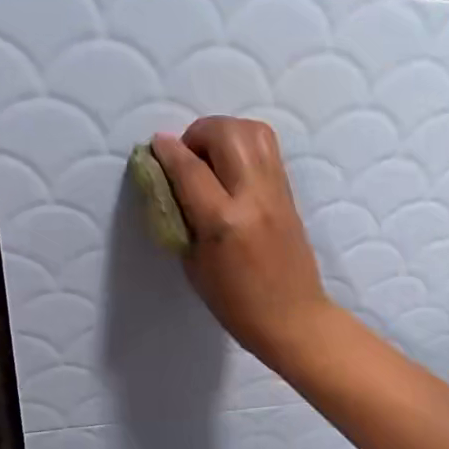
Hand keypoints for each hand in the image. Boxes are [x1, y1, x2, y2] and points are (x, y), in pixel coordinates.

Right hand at [149, 116, 335, 364]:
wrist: (293, 317)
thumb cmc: (235, 303)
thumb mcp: (194, 265)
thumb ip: (180, 218)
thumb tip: (169, 182)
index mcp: (224, 222)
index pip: (190, 168)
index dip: (167, 151)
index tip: (155, 146)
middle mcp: (253, 197)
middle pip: (225, 133)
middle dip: (198, 134)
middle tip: (187, 157)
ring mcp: (276, 191)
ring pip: (252, 131)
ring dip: (224, 132)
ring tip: (210, 157)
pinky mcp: (289, 192)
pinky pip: (267, 148)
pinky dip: (243, 144)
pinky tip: (231, 167)